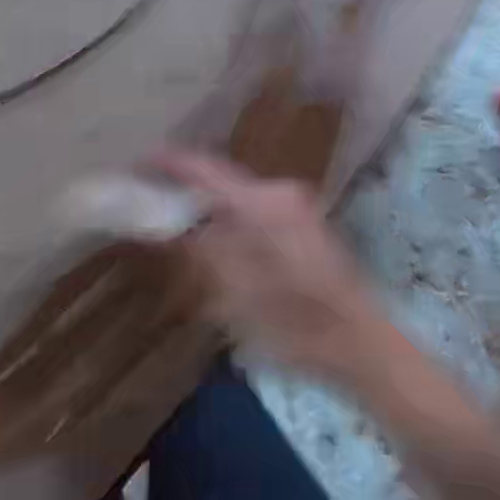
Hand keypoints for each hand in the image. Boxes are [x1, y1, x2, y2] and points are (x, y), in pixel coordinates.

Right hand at [156, 152, 397, 383]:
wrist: (358, 340)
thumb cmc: (294, 324)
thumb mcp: (234, 295)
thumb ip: (200, 251)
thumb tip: (170, 222)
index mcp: (262, 204)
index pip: (208, 169)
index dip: (173, 162)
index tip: (141, 159)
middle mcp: (280, 192)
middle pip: (222, 181)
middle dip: (187, 188)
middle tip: (150, 198)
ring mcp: (296, 205)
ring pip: (238, 197)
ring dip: (209, 206)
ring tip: (174, 220)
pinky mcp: (303, 222)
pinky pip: (255, 209)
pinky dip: (230, 217)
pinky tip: (214, 238)